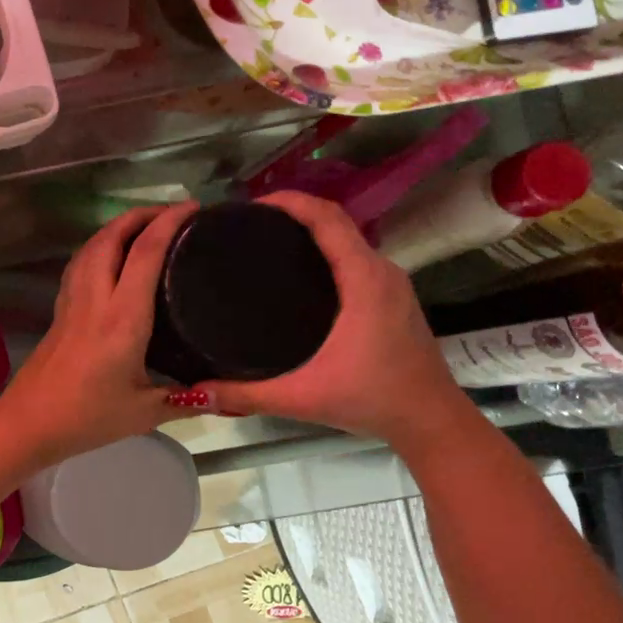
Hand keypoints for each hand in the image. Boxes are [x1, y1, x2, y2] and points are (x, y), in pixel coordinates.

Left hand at [0, 202, 204, 465]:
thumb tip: (228, 396)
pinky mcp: (58, 313)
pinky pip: (78, 267)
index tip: (194, 209)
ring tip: (143, 227)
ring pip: (89, 249)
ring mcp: (71, 304)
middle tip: (172, 213)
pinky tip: (109, 258)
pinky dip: (97, 249)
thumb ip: (187, 400)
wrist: (27, 423)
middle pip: (111, 238)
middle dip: (140, 215)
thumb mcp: (145, 412)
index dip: (169, 222)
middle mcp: (95, 300)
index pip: (145, 253)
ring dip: (115, 228)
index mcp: (123, 317)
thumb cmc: (87, 417)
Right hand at [190, 191, 473, 448]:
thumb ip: (243, 394)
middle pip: (335, 224)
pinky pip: (353, 260)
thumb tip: (192, 392)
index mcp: (363, 280)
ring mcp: (390, 285)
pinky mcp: (391, 299)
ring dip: (309, 235)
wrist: (430, 420)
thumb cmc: (371, 398)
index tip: (249, 206)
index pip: (328, 219)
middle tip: (244, 230)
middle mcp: (380, 272)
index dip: (290, 202)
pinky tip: (295, 277)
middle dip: (291, 216)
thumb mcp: (301, 397)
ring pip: (346, 242)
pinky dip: (324, 254)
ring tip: (263, 248)